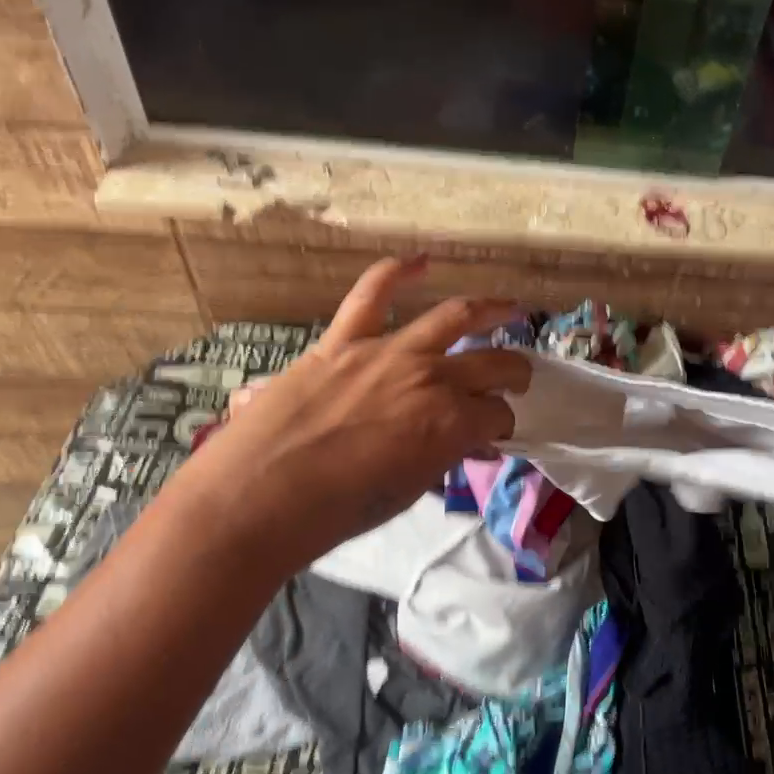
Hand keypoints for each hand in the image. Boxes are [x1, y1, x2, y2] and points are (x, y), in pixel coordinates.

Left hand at [172, 258, 531, 571]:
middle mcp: (433, 378)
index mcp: (453, 423)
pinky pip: (374, 293)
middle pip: (494, 364)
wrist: (255, 502)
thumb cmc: (336, 512)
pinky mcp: (343, 341)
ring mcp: (389, 352)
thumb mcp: (407, 492)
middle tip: (518, 379)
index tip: (494, 435)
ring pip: (455, 316)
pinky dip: (399, 272)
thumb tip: (468, 442)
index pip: (497, 414)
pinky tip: (422, 261)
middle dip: (514, 372)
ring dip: (490, 309)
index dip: (501, 425)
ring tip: (509, 309)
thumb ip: (443, 457)